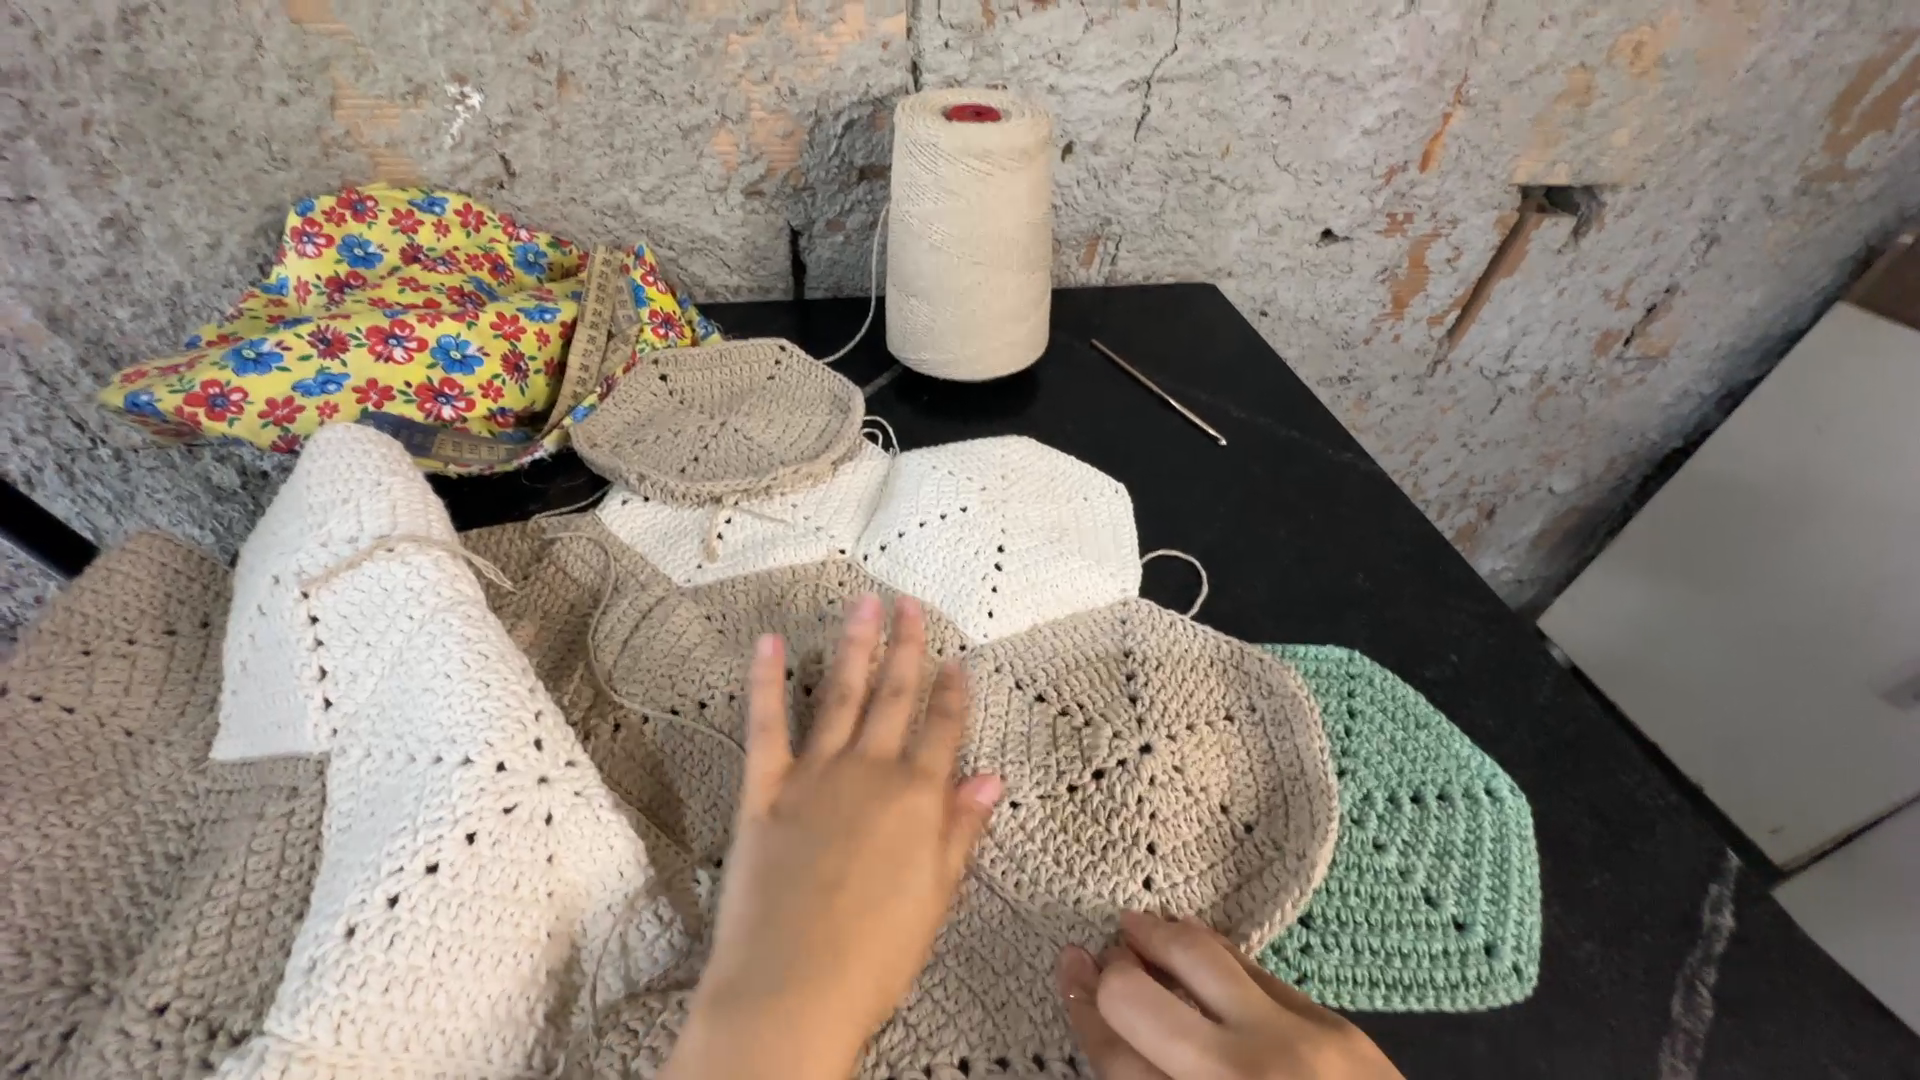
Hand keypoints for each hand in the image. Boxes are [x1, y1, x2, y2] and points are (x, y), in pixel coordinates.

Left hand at [663, 594, 1003, 1079]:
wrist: (790, 991)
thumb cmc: (874, 957)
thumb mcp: (936, 897)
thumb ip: (960, 830)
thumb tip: (991, 779)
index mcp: (918, 799)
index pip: (943, 730)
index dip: (952, 693)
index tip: (956, 660)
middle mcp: (871, 772)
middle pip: (896, 697)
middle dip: (907, 647)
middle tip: (910, 604)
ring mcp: (815, 775)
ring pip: (843, 695)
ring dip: (856, 646)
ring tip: (864, 602)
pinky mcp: (765, 788)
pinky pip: (766, 723)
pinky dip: (767, 680)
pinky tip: (770, 642)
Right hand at [1055, 912, 1403, 1079]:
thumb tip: (1114, 1032)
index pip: (1115, 1059)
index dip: (1081, 1008)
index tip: (1069, 971)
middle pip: (1136, 998)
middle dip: (1109, 973)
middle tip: (1102, 960)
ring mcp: (1289, 1048)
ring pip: (1197, 958)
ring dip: (1156, 935)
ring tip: (1136, 925)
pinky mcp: (1335, 1029)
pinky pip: (1253, 966)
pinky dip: (1212, 947)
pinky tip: (1191, 934)